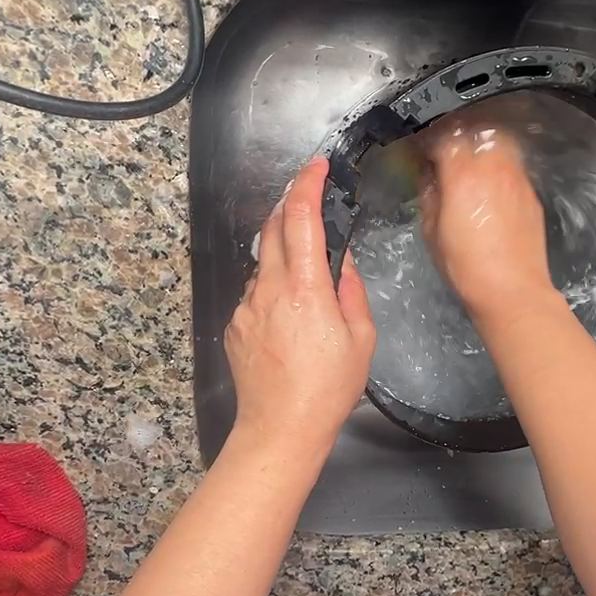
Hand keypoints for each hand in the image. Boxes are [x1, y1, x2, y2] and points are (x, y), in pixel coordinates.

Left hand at [225, 157, 375, 463]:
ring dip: (285, 253)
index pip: (301, 218)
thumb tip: (343, 262)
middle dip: (292, 206)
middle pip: (274, 227)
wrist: (280, 429)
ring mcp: (245, 307)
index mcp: (305, 289)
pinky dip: (273, 288)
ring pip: (264, 262)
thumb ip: (352, 291)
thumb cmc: (328, 389)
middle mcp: (268, 290)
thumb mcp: (361, 340)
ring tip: (309, 283)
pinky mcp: (234, 325)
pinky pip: (255, 292)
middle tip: (313, 203)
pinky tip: (290, 318)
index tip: (317, 166)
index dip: (307, 184)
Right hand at [416, 113, 558, 324]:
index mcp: (463, 175)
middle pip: (475, 131)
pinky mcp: (530, 194)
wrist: (512, 290)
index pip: (444, 137)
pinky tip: (490, 184)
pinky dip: (498, 165)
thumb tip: (428, 176)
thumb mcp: (432, 232)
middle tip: (445, 149)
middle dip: (457, 135)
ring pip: (498, 143)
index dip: (428, 139)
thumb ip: (429, 195)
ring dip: (481, 145)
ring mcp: (516, 179)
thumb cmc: (467, 268)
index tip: (420, 149)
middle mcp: (494, 169)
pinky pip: (512, 166)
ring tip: (469, 161)